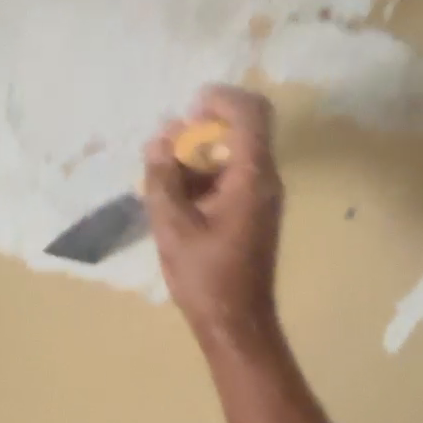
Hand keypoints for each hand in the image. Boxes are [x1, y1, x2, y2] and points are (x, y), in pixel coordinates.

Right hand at [143, 85, 284, 347]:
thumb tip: (158, 142)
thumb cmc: (205, 277)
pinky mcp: (252, 214)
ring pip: (233, 155)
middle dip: (201, 130)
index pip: (250, 113)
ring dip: (198, 156)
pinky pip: (230, 179)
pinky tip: (174, 199)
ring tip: (161, 177)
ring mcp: (261, 198)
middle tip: (166, 147)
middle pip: (241, 130)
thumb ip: (163, 179)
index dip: (220, 99)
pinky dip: (203, 178)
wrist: (236, 323)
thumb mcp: (172, 227)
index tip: (187, 110)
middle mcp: (264, 180)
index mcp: (251, 178)